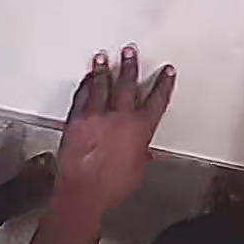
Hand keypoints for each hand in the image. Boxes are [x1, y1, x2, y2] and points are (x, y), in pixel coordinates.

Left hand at [49, 46, 174, 227]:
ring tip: (104, 56)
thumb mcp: (137, 172)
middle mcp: (120, 117)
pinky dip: (85, 86)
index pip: (157, 100)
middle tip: (130, 51)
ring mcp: (96, 116)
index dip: (163, 84)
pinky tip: (87, 79)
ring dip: (104, 69)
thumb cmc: (111, 188)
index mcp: (140, 129)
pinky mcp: (76, 120)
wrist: (83, 193)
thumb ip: (141, 155)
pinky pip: (82, 96)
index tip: (167, 71)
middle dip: (131, 65)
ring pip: (102, 85)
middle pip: (127, 84)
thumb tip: (143, 152)